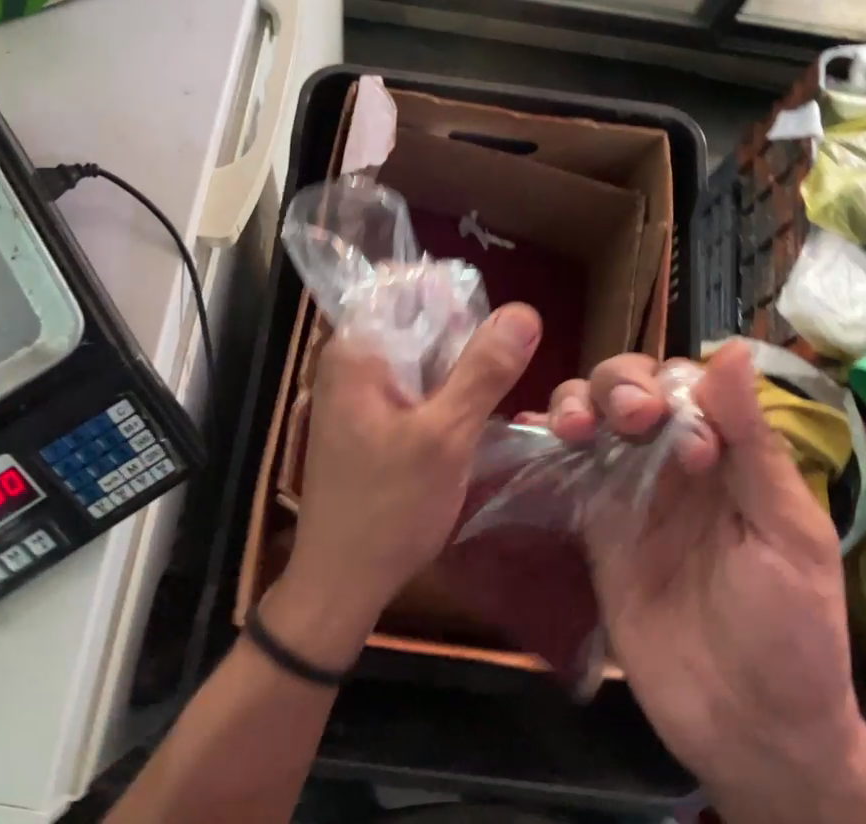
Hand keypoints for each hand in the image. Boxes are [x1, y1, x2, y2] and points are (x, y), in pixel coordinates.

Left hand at [277, 303, 541, 666]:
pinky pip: (408, 385)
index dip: (451, 296)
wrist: (342, 579)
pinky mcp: (365, 420)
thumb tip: (524, 311)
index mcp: (356, 350)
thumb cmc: (389, 508)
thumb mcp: (446, 437)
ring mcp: (354, 392)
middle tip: (500, 369)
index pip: (403, 285)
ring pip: (414, 355)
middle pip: (411, 318)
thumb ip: (483, 371)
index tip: (491, 331)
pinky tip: (465, 419)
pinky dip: (437, 392)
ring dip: (452, 367)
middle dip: (458, 334)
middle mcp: (347, 360)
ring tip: (490, 394)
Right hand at [534, 343, 865, 821]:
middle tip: (624, 421)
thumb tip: (735, 351)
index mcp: (732, 458)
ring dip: (577, 406)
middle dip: (618, 386)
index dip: (672, 385)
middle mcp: (676, 465)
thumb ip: (754, 446)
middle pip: (632, 391)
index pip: (691, 384)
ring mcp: (631, 497)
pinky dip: (544, 447)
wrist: (747, 729)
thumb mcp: (788, 535)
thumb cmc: (791, 633)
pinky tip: (532, 435)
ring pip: (593, 421)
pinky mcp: (596, 531)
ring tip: (575, 430)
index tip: (671, 426)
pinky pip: (566, 475)